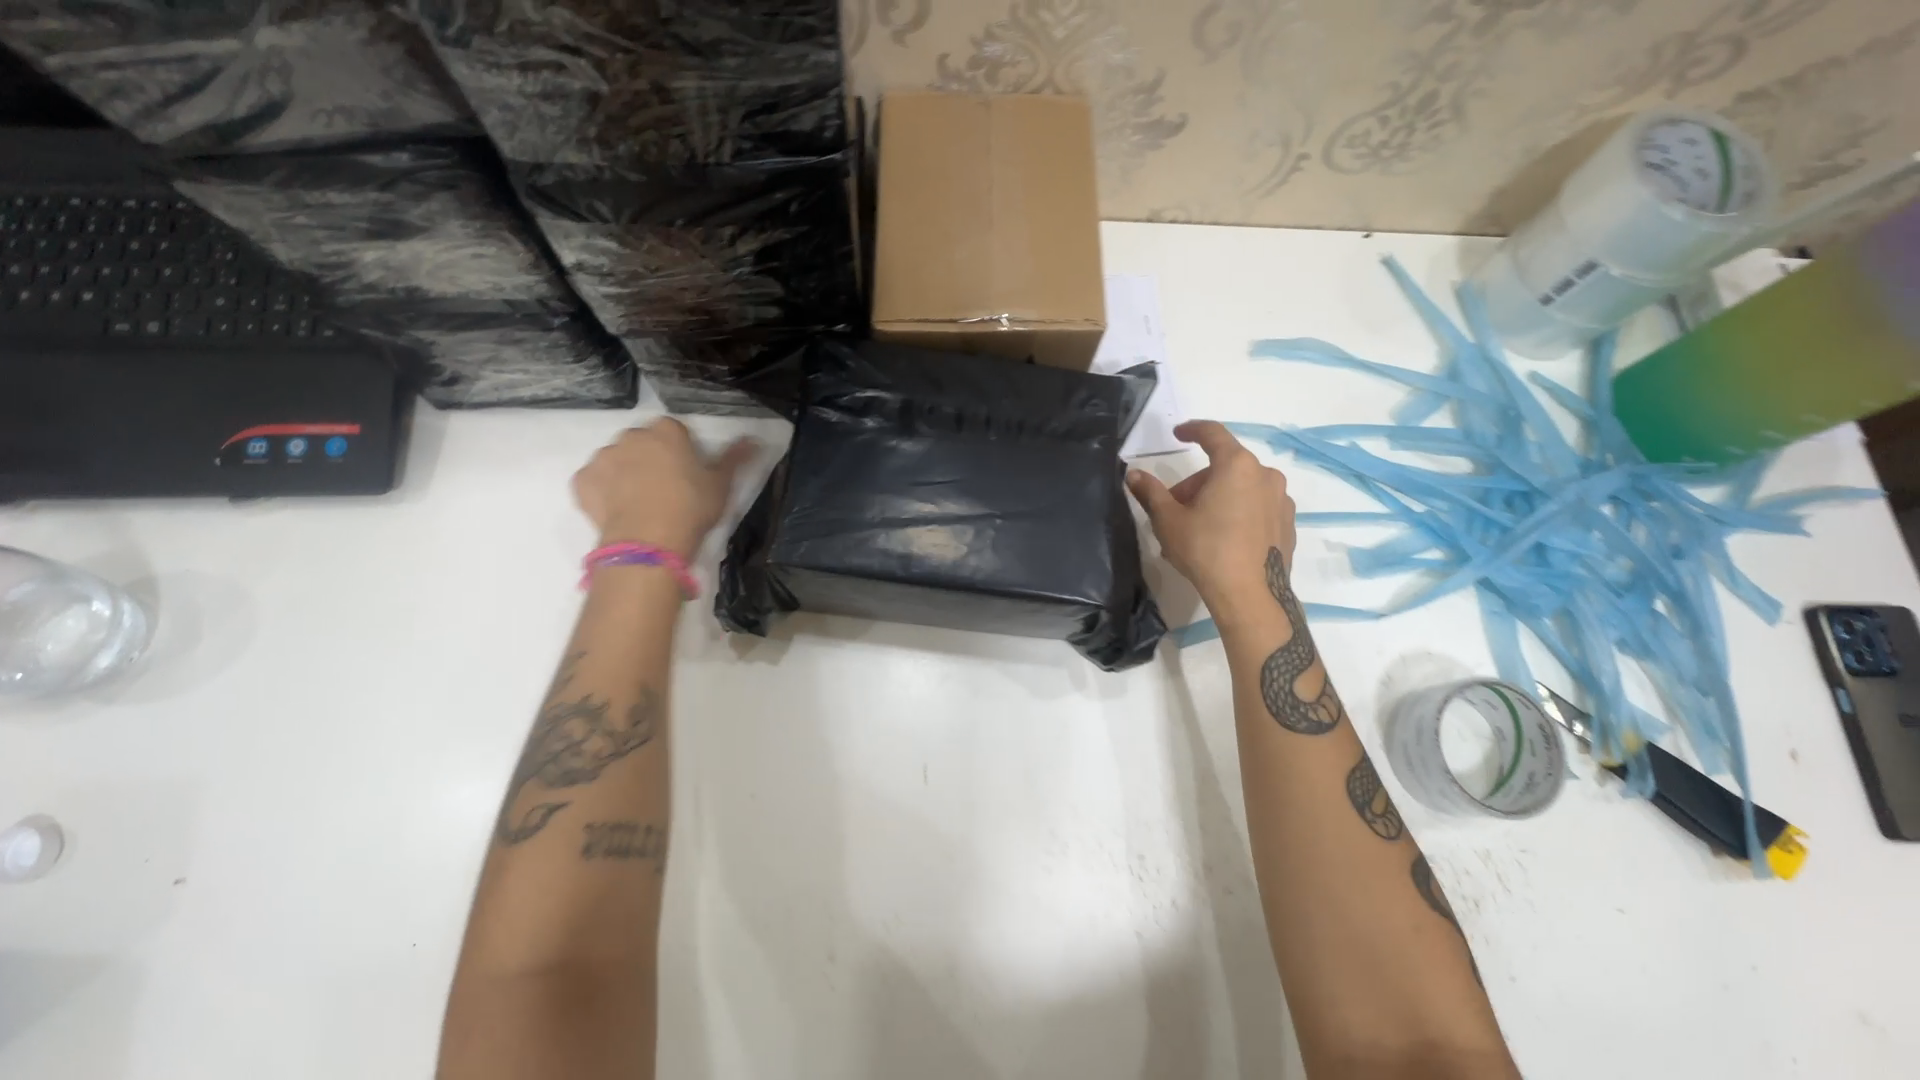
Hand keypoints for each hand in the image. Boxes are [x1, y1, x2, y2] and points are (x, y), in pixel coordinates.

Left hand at [573, 419, 757, 554]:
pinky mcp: (582, 481)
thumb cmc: (690, 508)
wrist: (648, 542)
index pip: (674, 431)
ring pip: (616, 460)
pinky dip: (602, 492)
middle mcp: (630, 436)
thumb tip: (754, 440)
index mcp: (666, 431)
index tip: (687, 474)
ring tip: (639, 503)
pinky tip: (617, 511)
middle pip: (642, 442)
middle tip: (664, 490)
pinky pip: (594, 481)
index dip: (681, 452)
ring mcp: (602, 457)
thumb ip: (735, 459)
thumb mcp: (721, 485)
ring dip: (624, 473)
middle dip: (650, 458)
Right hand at [1127, 420, 1295, 627]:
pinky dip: (1239, 513)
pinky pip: (1257, 507)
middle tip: (1176, 509)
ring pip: (1242, 488)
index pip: (1213, 434)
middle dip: (1198, 483)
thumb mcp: (1168, 520)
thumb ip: (1151, 492)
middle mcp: (1265, 475)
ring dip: (1218, 498)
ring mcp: (1281, 500)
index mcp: (1236, 465)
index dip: (1193, 430)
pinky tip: (1223, 540)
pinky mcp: (1288, 523)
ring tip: (1198, 529)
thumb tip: (1133, 474)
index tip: (1179, 434)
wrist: (1250, 594)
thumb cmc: (1206, 550)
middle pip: (1225, 466)